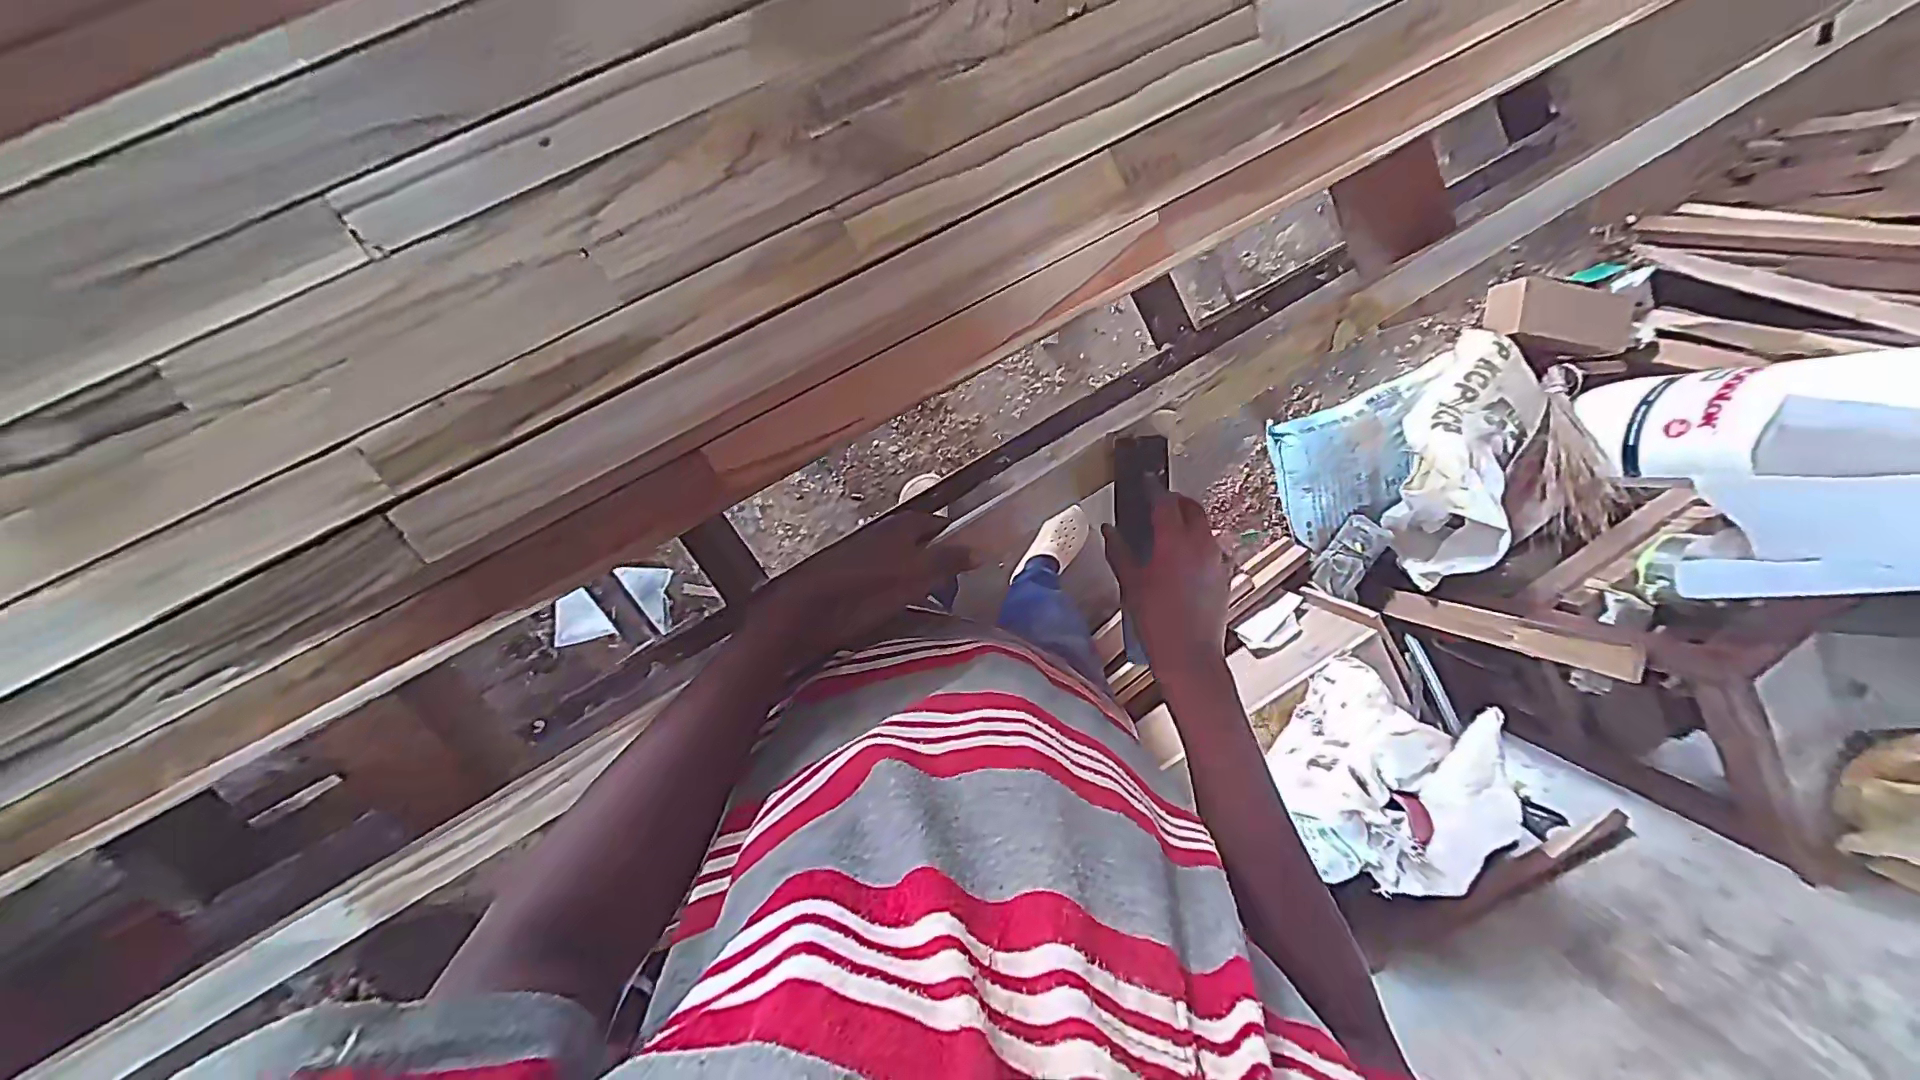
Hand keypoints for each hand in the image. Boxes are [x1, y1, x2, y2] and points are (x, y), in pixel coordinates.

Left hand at [738, 512, 973, 675]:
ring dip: (921, 584)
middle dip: (941, 565)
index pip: (940, 526)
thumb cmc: (869, 587)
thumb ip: (949, 560)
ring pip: (906, 567)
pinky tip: (907, 614)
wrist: (811, 612)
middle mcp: (886, 536)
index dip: (958, 541)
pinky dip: (902, 597)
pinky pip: (889, 586)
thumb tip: (981, 549)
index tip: (975, 563)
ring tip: (938, 607)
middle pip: (923, 547)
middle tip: (960, 589)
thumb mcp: (918, 573)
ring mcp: (869, 559)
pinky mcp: (855, 583)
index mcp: (904, 526)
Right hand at [1102, 491, 1231, 679]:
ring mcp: (1218, 559)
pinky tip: (1185, 558)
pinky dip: (1199, 544)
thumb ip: (1119, 551)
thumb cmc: (1155, 619)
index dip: (1153, 488)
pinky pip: (1212, 548)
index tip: (1145, 480)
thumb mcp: (1131, 583)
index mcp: (1175, 540)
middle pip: (1192, 508)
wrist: (1190, 654)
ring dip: (1189, 521)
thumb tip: (1109, 530)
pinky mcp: (1225, 575)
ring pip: (1205, 527)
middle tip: (1159, 502)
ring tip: (1170, 530)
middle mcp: (1201, 543)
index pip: (1165, 502)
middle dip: (1176, 500)